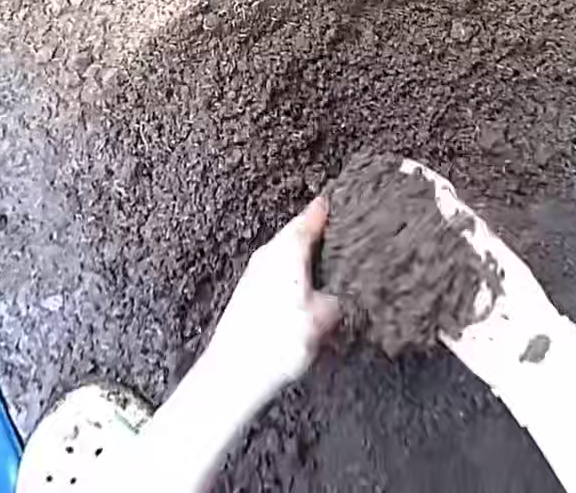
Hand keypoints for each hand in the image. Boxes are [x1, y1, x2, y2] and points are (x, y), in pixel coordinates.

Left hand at [203, 196, 342, 399]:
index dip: (329, 207)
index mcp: (289, 248)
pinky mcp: (249, 290)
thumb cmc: (274, 344)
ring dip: (304, 251)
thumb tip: (344, 294)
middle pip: (298, 230)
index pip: (313, 214)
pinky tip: (302, 288)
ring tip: (325, 260)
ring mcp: (257, 270)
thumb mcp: (323, 319)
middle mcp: (270, 252)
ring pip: (287, 249)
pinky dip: (292, 270)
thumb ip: (338, 300)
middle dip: (318, 230)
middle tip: (339, 231)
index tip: (342, 199)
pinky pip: (277, 268)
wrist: (230, 375)